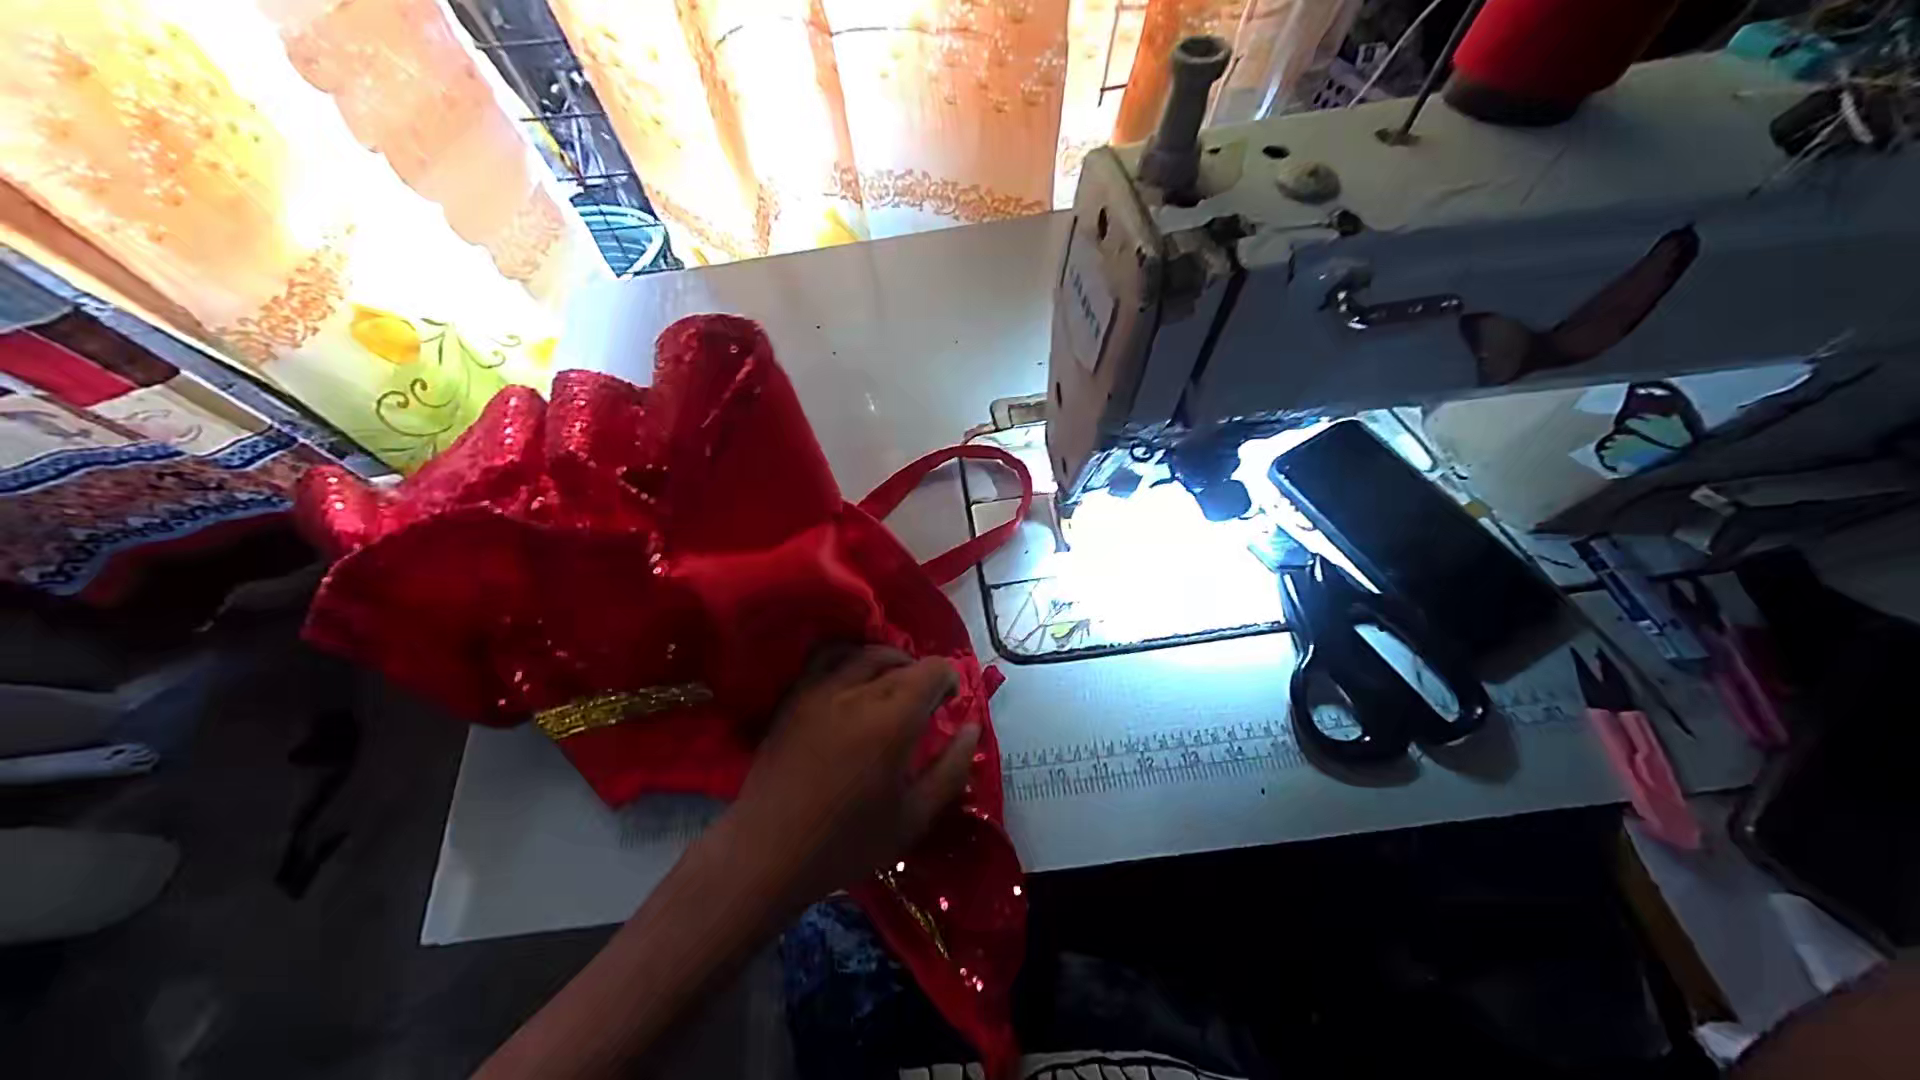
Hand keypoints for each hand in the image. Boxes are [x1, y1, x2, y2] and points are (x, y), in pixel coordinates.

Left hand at [725, 646, 979, 909]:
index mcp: (894, 719)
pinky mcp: (793, 697)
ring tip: (889, 686)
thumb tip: (971, 728)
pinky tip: (850, 684)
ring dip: (886, 661)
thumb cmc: (848, 841)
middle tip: (924, 703)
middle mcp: (858, 691)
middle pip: (899, 660)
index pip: (932, 670)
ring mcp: (820, 689)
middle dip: (920, 674)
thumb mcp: (915, 816)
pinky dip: (848, 658)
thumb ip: (952, 768)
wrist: (768, 851)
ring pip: (862, 651)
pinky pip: (825, 658)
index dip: (949, 679)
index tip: (948, 703)